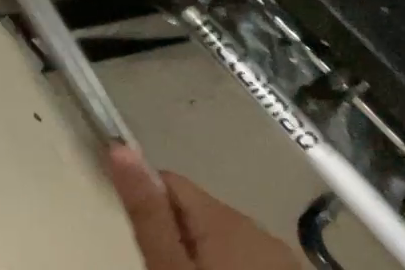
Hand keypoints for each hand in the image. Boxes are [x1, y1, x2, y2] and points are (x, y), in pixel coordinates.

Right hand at [106, 145, 300, 269]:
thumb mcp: (168, 267)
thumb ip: (147, 211)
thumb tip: (120, 147)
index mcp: (226, 219)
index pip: (168, 181)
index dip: (147, 203)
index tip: (145, 240)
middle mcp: (260, 230)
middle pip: (198, 211)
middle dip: (177, 234)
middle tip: (168, 269)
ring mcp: (284, 260)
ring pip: (224, 238)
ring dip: (204, 254)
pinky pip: (250, 260)